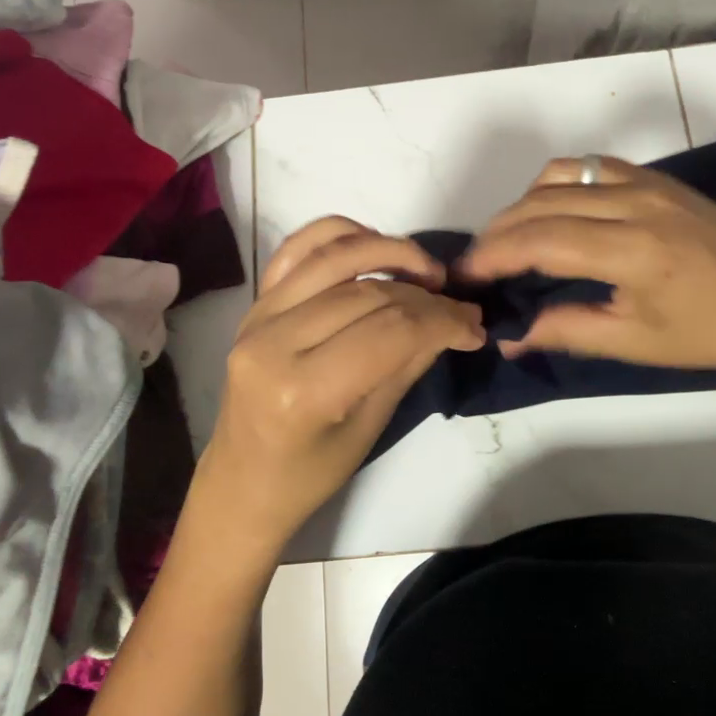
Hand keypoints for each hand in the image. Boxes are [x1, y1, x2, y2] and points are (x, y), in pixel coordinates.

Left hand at [196, 217, 484, 546]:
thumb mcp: (370, 428)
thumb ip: (409, 364)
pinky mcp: (254, 303)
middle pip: (368, 292)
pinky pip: (297, 248)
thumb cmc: (308, 474)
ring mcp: (258, 316)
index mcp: (303, 389)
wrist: (242, 481)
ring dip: (390, 252)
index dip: (442, 321)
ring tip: (427, 271)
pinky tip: (373, 244)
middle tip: (460, 307)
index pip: (390, 331)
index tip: (473, 326)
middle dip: (426, 295)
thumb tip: (459, 321)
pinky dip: (339, 233)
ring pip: (336, 257)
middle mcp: (274, 341)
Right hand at [459, 156, 715, 381]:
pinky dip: (557, 185)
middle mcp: (633, 203)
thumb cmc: (712, 333)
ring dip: (523, 204)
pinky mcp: (656, 178)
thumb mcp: (637, 343)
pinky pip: (588, 167)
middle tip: (474, 263)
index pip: (540, 240)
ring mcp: (646, 182)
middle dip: (497, 232)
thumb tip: (510, 336)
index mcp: (632, 250)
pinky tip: (551, 211)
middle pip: (540, 203)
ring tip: (508, 238)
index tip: (463, 275)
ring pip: (559, 176)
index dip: (494, 255)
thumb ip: (567, 331)